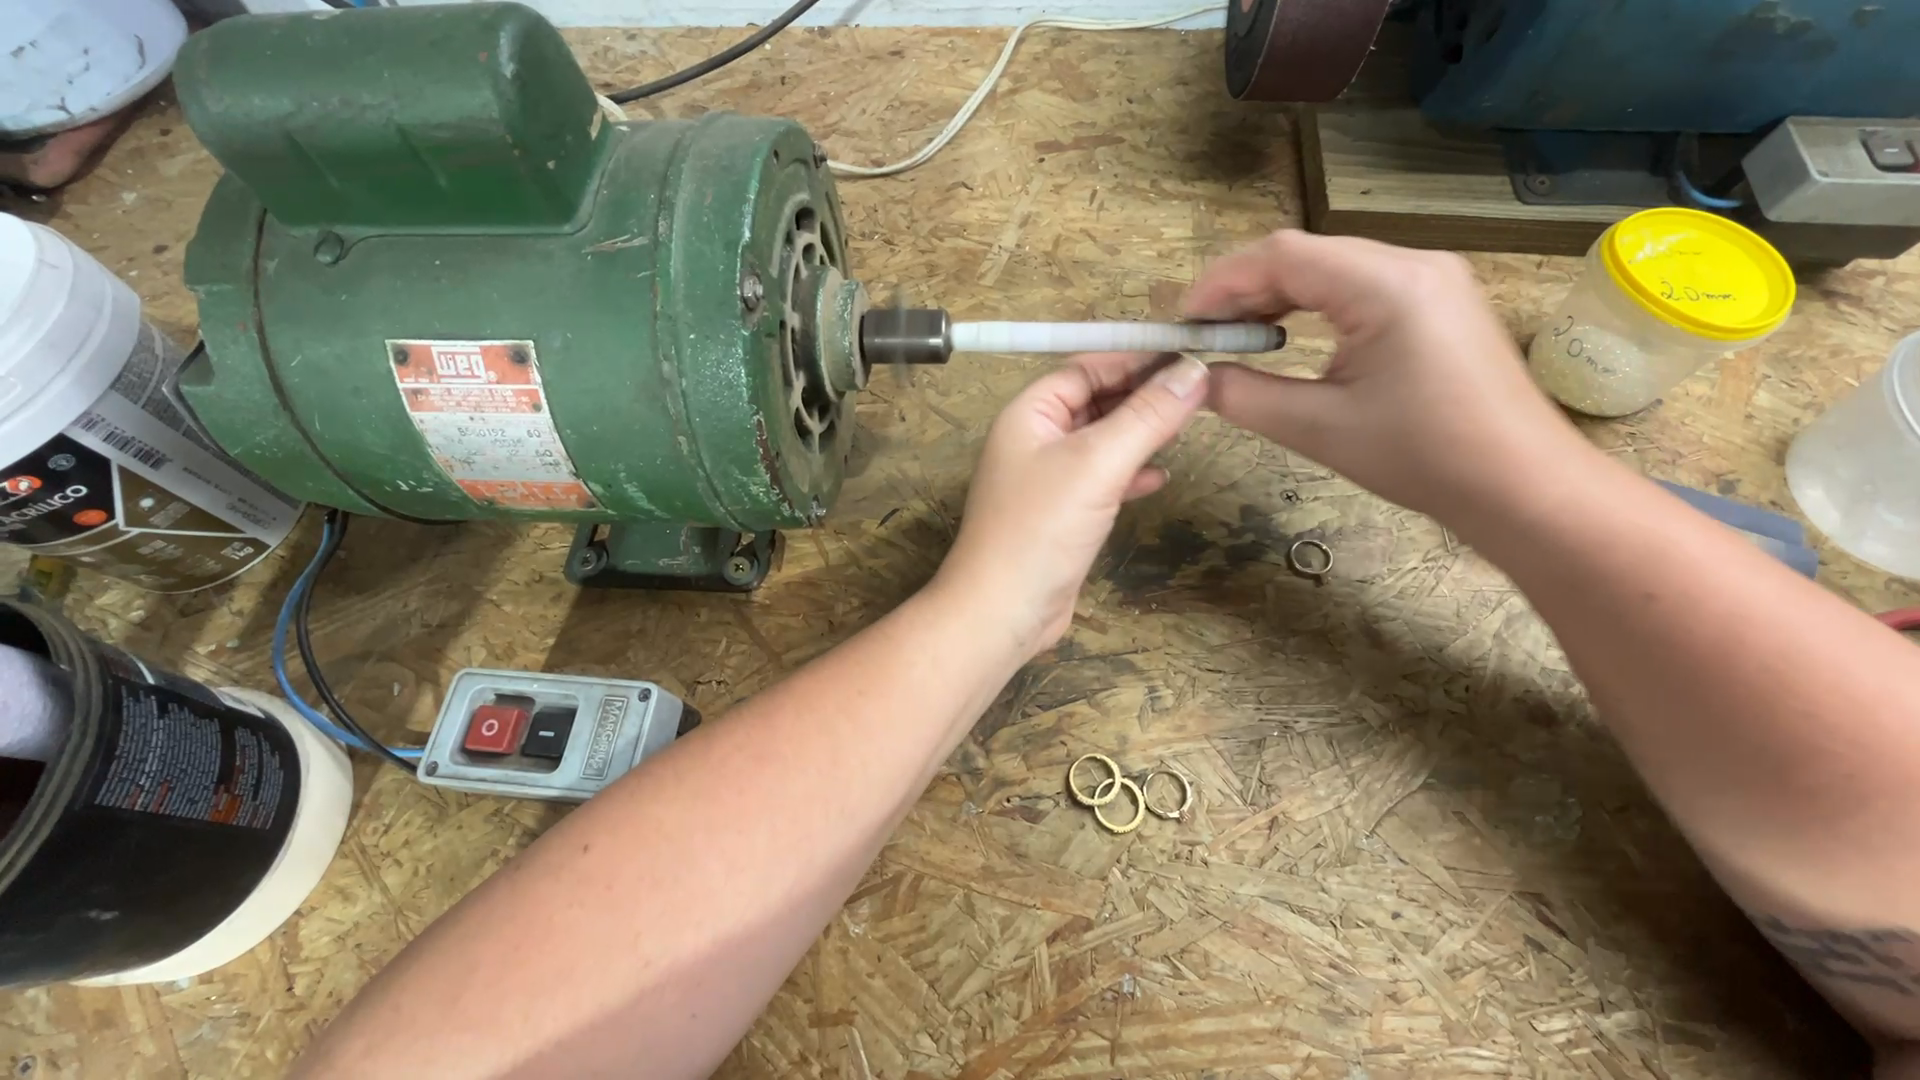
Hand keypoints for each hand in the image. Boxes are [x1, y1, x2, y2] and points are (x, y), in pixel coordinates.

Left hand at [931, 352, 1208, 652]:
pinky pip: (1102, 480)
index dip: (1135, 359)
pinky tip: (1160, 476)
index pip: (1086, 367)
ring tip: (1189, 424)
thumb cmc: (1041, 528)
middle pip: (1095, 401)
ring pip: (1102, 441)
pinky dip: (1131, 474)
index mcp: (1030, 414)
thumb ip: (1146, 416)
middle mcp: (1035, 439)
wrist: (1004, 610)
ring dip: (1141, 432)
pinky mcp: (1062, 514)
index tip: (1188, 356)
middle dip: (1143, 395)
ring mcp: (1048, 479)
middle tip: (1199, 390)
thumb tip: (1193, 372)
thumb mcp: (1097, 463)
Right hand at [1184, 230, 1593, 524]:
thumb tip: (1196, 379)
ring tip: (1236, 336)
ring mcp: (1432, 278)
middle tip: (1202, 335)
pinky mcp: (1438, 300)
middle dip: (1244, 289)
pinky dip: (1313, 305)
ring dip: (1276, 296)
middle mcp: (1413, 263)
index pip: (1282, 254)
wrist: (1521, 485)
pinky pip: (1359, 285)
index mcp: (1386, 284)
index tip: (1183, 322)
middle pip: (1305, 254)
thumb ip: (1244, 395)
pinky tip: (1288, 334)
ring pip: (1331, 267)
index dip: (1221, 282)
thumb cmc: (1422, 457)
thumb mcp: (1318, 428)